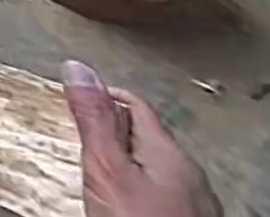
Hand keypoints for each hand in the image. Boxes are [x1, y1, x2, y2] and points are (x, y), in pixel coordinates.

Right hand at [64, 61, 222, 216]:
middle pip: (144, 136)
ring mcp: (197, 209)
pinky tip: (120, 207)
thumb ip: (93, 118)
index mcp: (172, 154)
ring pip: (153, 169)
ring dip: (123, 164)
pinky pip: (160, 196)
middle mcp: (192, 178)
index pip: (132, 103)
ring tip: (94, 174)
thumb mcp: (106, 169)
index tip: (71, 107)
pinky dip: (136, 191)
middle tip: (77, 141)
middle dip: (110, 132)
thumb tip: (77, 67)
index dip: (100, 97)